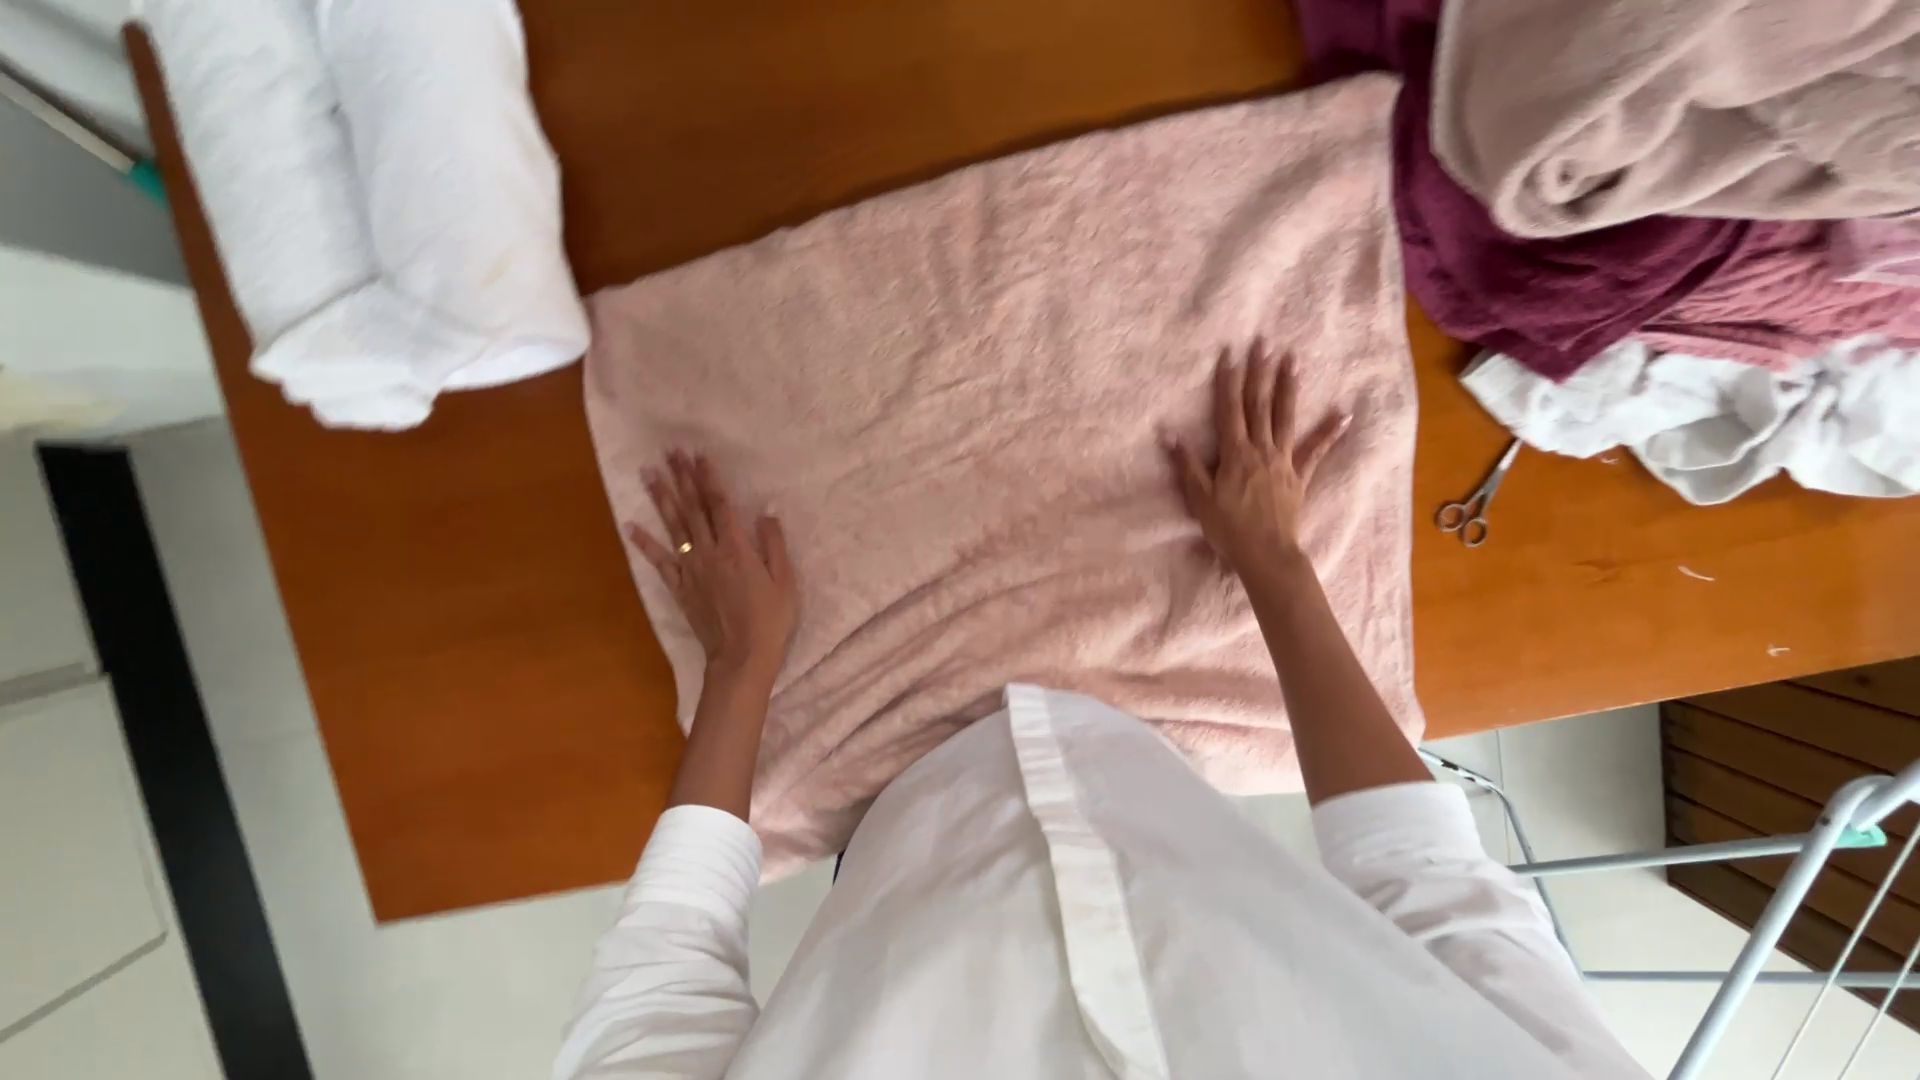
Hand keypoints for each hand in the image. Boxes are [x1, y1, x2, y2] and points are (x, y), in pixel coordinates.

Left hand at [629, 452, 797, 685]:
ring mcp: (690, 570)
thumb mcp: (785, 581)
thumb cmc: (770, 619)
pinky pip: (659, 561)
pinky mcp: (679, 587)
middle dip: (682, 478)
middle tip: (670, 452)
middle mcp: (709, 553)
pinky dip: (644, 542)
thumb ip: (774, 544)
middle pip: (693, 508)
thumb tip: (765, 511)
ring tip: (649, 473)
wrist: (741, 657)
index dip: (709, 478)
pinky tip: (630, 525)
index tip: (699, 455)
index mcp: (737, 549)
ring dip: (661, 498)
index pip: (720, 504)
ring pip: (673, 527)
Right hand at [1165, 342, 1347, 574]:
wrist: (1267, 555)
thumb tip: (1170, 433)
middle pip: (1259, 405)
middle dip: (1259, 372)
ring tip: (1292, 360)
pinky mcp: (1299, 476)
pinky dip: (1329, 431)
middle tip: (1263, 342)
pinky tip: (1343, 413)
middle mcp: (1261, 450)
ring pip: (1286, 417)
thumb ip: (1186, 464)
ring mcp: (1283, 461)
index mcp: (1235, 454)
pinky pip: (1316, 450)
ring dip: (1289, 387)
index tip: (1229, 354)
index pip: (1229, 409)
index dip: (1228, 381)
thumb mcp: (1199, 498)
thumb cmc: (1228, 529)